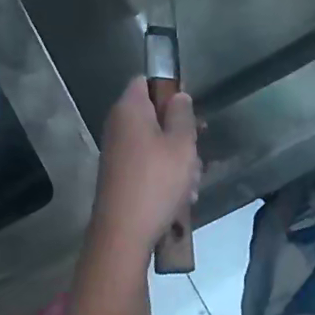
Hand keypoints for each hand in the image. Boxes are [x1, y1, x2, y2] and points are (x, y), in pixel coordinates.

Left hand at [89, 77, 198, 259]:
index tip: (190, 108)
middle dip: (180, 133)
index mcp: (129, 109)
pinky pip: (148, 166)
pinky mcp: (120, 177)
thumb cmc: (156, 181)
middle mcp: (118, 126)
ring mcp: (117, 153)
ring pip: (155, 145)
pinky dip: (165, 178)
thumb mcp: (181, 144)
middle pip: (154, 116)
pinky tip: (180, 199)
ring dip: (177, 161)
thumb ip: (182, 115)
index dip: (169, 89)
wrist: (123, 233)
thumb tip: (178, 96)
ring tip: (192, 184)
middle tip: (197, 153)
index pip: (146, 81)